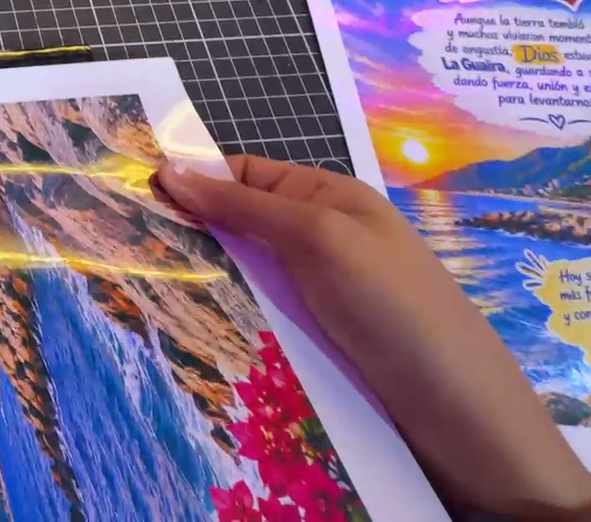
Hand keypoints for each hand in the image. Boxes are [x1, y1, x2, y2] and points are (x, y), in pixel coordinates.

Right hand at [156, 155, 590, 521]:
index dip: (187, 179)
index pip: (236, 172)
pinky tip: (182, 312)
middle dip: (184, 226)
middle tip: (123, 237)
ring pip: (234, 264)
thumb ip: (240, 203)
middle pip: (230, 218)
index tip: (131, 192)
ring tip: (140, 275)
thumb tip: (164, 167)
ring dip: (198, 270)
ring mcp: (308, 285)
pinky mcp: (305, 330)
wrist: (467, 423)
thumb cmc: (395, 309)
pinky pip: (249, 303)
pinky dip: (218, 303)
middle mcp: (313, 233)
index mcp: (322, 196)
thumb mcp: (317, 238)